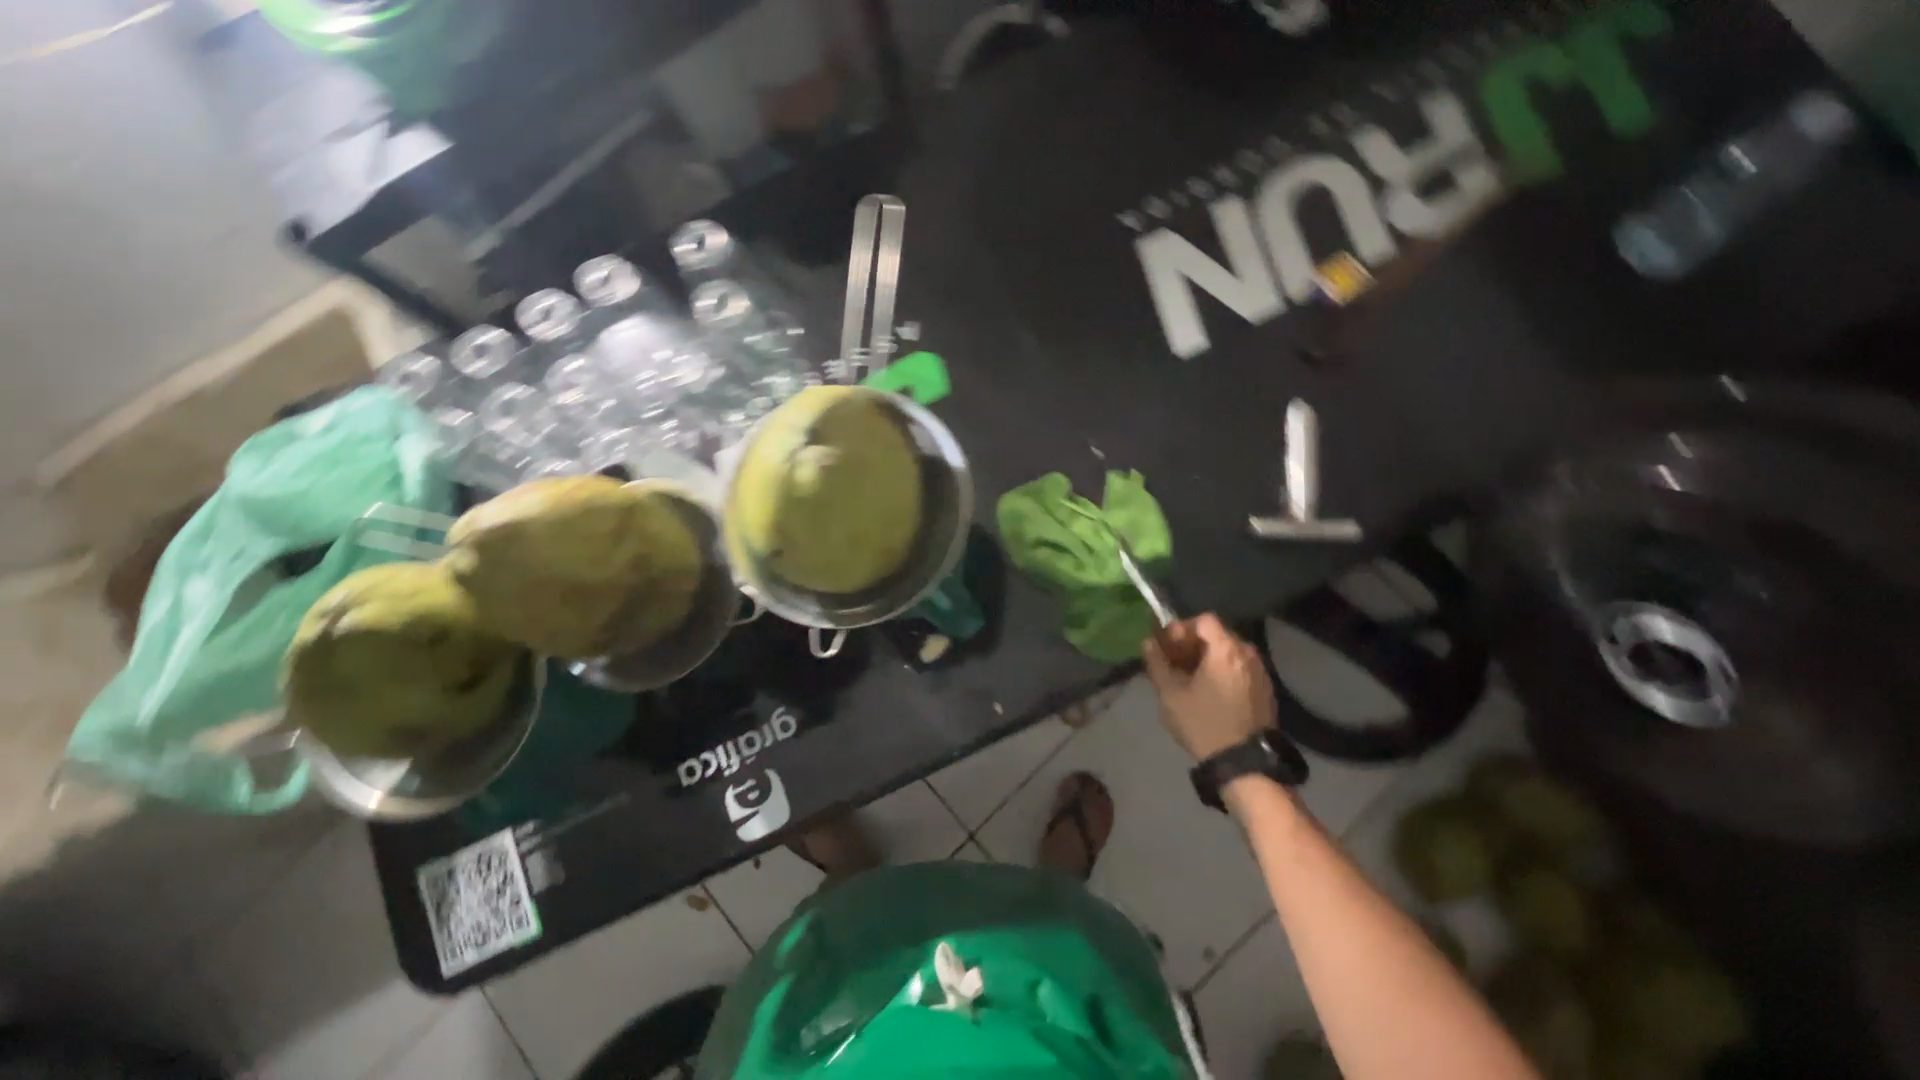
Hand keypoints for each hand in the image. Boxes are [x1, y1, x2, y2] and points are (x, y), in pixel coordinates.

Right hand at [1142, 614, 1275, 761]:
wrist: (1244, 763)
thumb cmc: (1204, 724)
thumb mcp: (1171, 695)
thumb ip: (1157, 664)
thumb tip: (1148, 643)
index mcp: (1226, 649)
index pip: (1203, 620)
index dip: (1181, 628)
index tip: (1167, 647)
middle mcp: (1248, 653)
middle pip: (1217, 635)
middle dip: (1192, 644)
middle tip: (1174, 664)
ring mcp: (1261, 671)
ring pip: (1229, 653)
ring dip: (1208, 659)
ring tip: (1190, 680)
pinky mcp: (1266, 690)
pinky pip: (1240, 669)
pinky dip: (1223, 672)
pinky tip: (1210, 693)